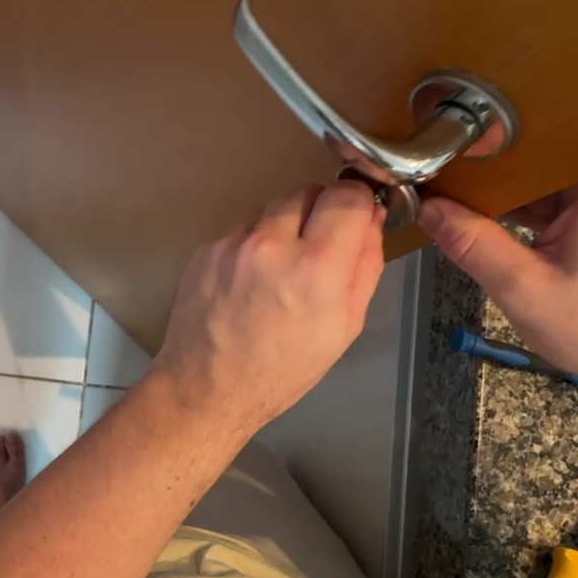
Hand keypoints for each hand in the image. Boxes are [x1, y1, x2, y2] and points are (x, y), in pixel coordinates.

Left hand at [150, 180, 387, 434]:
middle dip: (320, 210)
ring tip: (280, 268)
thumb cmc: (282, 370)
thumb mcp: (344, 328)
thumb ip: (365, 266)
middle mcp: (271, 245)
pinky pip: (241, 227)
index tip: (356, 219)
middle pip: (308, 190)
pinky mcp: (205, 249)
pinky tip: (249, 278)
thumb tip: (372, 219)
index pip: (347, 196)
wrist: (207, 387)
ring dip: (284, 224)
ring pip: (272, 206)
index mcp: (315, 268)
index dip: (357, 203)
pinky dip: (253, 241)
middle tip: (318, 246)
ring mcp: (232, 244)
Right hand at [416, 160, 577, 394]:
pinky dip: (558, 214)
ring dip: (532, 201)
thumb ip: (471, 242)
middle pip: (560, 159)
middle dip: (510, 181)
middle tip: (461, 195)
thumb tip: (428, 208)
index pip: (548, 141)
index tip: (457, 164)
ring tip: (487, 218)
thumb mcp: (522, 288)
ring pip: (574, 180)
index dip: (497, 151)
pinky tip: (527, 237)